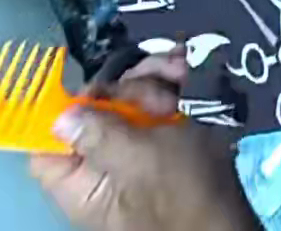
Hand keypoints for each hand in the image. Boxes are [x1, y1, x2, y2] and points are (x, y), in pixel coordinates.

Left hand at [30, 50, 256, 230]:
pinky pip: (157, 97)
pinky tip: (184, 71)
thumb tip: (58, 118)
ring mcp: (134, 146)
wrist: (230, 210)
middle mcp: (103, 162)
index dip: (67, 110)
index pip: (50, 145)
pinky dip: (170, 80)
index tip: (98, 88)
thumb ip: (99, 136)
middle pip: (97, 107)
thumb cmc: (180, 189)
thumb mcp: (138, 160)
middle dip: (130, 88)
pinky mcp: (162, 133)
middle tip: (159, 94)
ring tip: (180, 74)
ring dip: (155, 79)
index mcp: (82, 182)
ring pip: (130, 95)